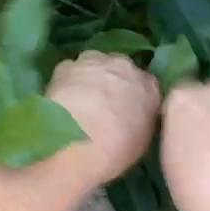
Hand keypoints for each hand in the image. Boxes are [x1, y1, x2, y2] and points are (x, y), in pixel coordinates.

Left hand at [44, 52, 160, 182]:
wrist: (82, 141)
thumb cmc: (118, 148)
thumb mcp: (142, 138)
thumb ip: (140, 118)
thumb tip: (132, 116)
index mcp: (149, 86)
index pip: (145, 83)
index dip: (132, 93)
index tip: (125, 105)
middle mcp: (124, 66)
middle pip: (118, 67)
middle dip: (111, 79)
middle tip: (101, 101)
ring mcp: (94, 62)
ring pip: (92, 63)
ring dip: (88, 76)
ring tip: (78, 99)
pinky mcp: (66, 66)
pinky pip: (68, 70)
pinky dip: (66, 81)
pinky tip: (61, 99)